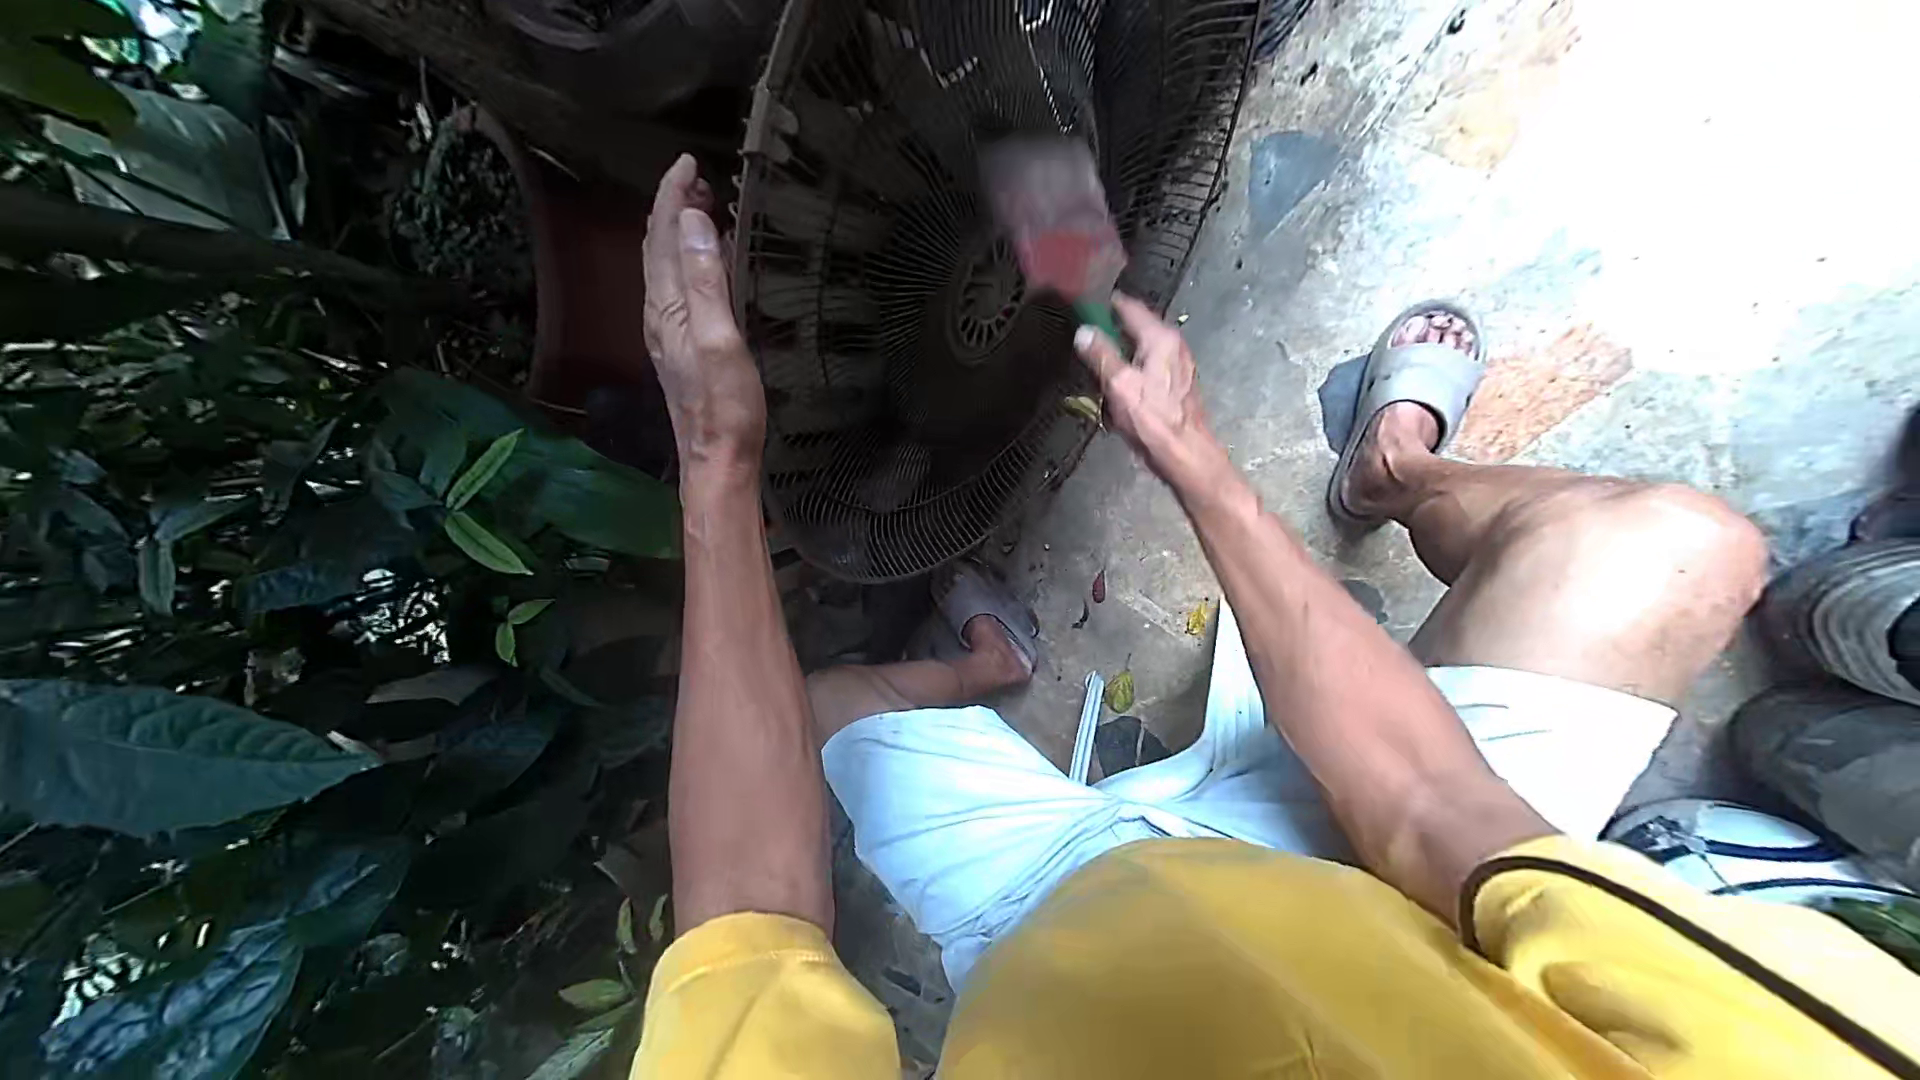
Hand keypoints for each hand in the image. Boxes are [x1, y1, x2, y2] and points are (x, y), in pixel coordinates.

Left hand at [642, 154, 763, 471]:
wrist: (717, 458)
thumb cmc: (725, 407)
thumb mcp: (720, 342)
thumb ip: (707, 283)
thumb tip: (696, 220)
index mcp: (668, 307)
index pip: (664, 235)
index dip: (673, 193)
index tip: (690, 160)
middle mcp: (660, 314)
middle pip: (659, 246)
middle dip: (673, 205)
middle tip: (700, 177)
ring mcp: (669, 333)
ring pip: (666, 268)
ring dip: (680, 233)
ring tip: (703, 209)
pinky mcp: (682, 348)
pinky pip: (679, 290)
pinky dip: (690, 263)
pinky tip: (707, 267)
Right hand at [1072, 294, 1222, 486]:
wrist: (1185, 454)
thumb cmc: (1154, 421)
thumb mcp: (1119, 384)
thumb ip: (1100, 355)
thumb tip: (1083, 332)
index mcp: (1160, 339)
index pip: (1130, 308)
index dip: (1106, 305)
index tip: (1086, 304)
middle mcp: (1173, 347)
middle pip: (1135, 331)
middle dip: (1110, 336)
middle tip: (1087, 343)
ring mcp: (1177, 367)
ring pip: (1140, 353)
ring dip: (1119, 359)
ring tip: (1099, 374)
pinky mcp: (1176, 387)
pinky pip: (1147, 372)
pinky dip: (1131, 376)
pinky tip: (1118, 395)